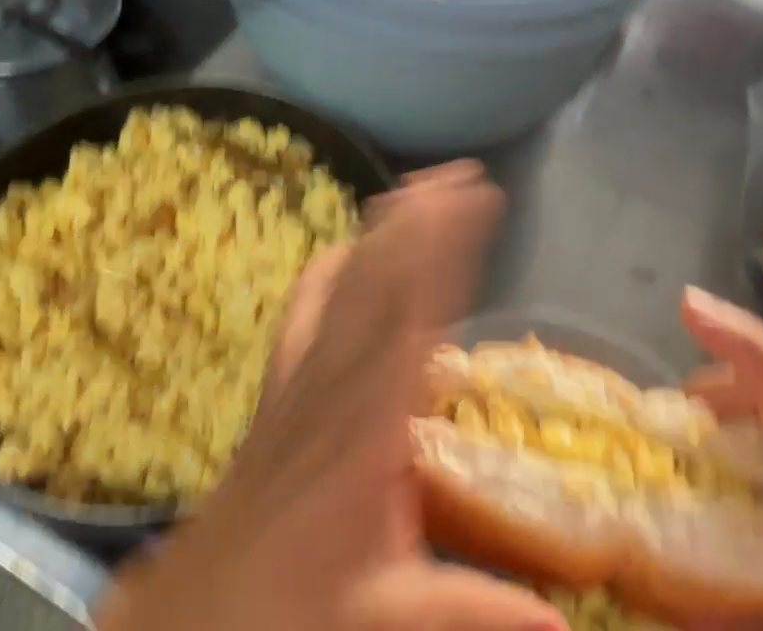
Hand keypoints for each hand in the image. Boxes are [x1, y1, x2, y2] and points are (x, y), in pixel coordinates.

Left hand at [97, 162, 564, 630]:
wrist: (201, 600)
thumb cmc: (292, 602)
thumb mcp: (382, 612)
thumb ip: (467, 609)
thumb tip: (561, 628)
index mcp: (365, 432)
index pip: (409, 325)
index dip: (440, 257)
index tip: (473, 206)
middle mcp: (331, 389)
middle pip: (376, 288)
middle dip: (419, 224)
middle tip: (459, 176)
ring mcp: (298, 380)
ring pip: (340, 289)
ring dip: (379, 234)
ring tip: (414, 188)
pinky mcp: (277, 386)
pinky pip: (301, 312)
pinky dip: (326, 272)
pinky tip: (345, 246)